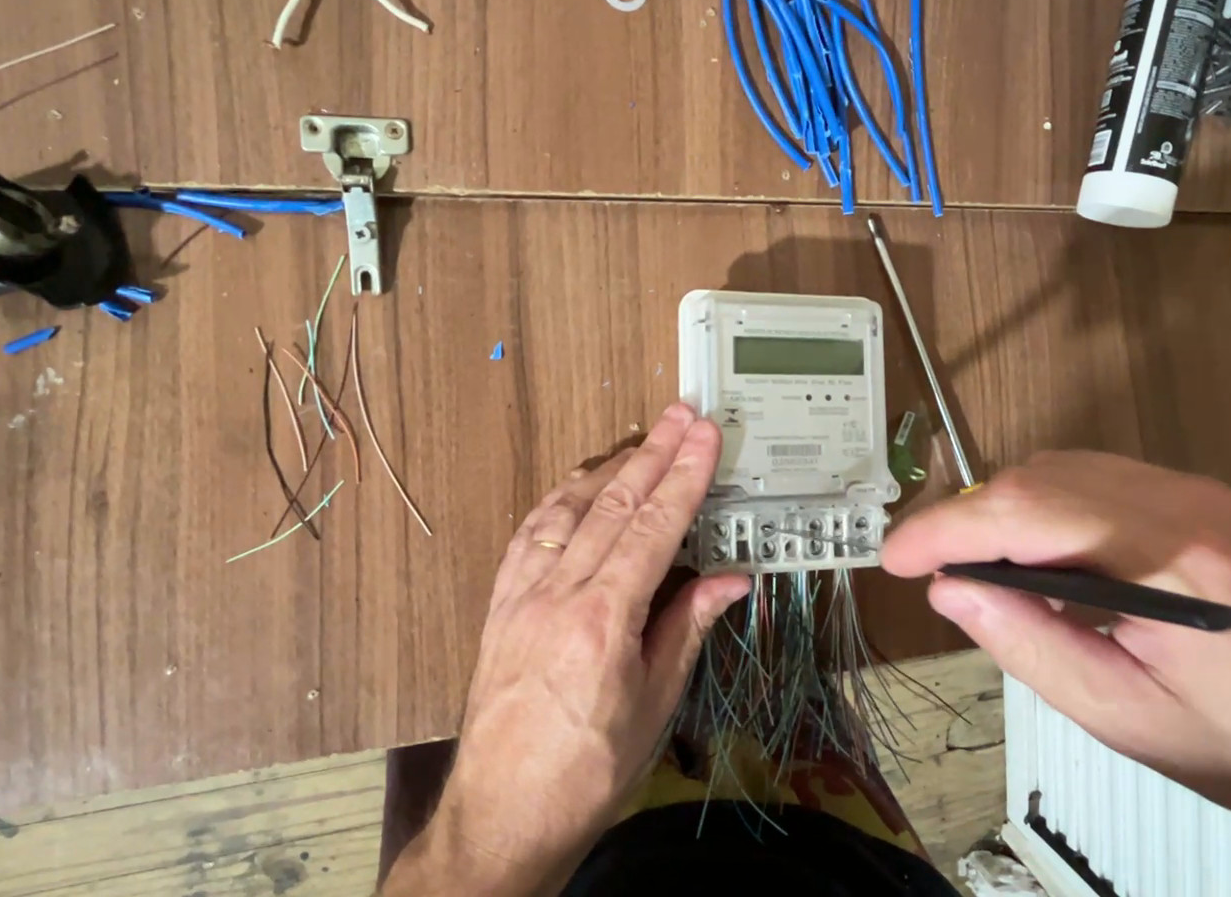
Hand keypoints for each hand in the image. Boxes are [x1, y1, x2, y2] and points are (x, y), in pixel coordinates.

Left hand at [387, 404, 750, 896]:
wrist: (502, 816)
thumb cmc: (587, 771)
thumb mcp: (654, 704)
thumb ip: (687, 627)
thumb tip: (731, 580)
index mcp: (601, 621)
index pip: (652, 527)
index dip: (683, 476)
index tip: (702, 436)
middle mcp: (555, 595)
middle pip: (611, 505)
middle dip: (652, 454)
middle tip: (679, 415)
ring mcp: (520, 595)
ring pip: (566, 509)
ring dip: (607, 468)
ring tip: (639, 438)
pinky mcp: (499, 604)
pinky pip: (529, 534)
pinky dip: (559, 500)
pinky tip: (578, 486)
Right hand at [882, 452, 1230, 895]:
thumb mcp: (1133, 720)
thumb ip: (1031, 645)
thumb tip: (949, 590)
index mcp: (1170, 555)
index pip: (1024, 512)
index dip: (943, 529)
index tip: (891, 559)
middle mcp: (1184, 498)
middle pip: (1039, 476)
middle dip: (966, 516)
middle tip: (926, 567)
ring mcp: (1202, 490)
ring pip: (1065, 468)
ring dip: (1005, 507)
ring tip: (974, 564)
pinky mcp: (1210, 499)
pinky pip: (1101, 479)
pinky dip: (1048, 506)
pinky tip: (1041, 553)